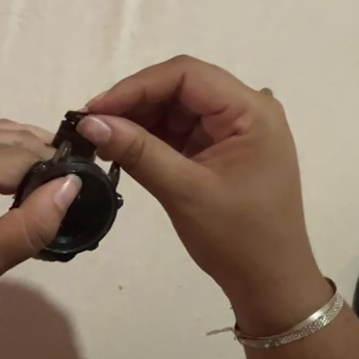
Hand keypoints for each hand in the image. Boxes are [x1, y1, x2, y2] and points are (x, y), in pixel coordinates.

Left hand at [0, 121, 77, 335]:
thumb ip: (33, 222)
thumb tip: (71, 185)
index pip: (23, 154)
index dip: (57, 170)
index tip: (88, 189)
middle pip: (8, 137)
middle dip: (43, 154)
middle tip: (76, 184)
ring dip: (23, 152)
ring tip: (54, 180)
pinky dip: (0, 158)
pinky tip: (17, 183)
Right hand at [80, 56, 329, 332]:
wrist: (269, 282)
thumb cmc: (236, 238)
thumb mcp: (184, 191)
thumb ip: (137, 151)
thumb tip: (89, 122)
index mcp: (251, 111)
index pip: (186, 75)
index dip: (135, 86)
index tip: (94, 110)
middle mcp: (247, 110)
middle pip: (180, 87)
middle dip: (134, 103)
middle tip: (90, 126)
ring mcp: (234, 130)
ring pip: (176, 108)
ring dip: (138, 120)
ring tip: (100, 140)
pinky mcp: (221, 150)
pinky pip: (180, 131)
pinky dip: (150, 138)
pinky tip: (122, 149)